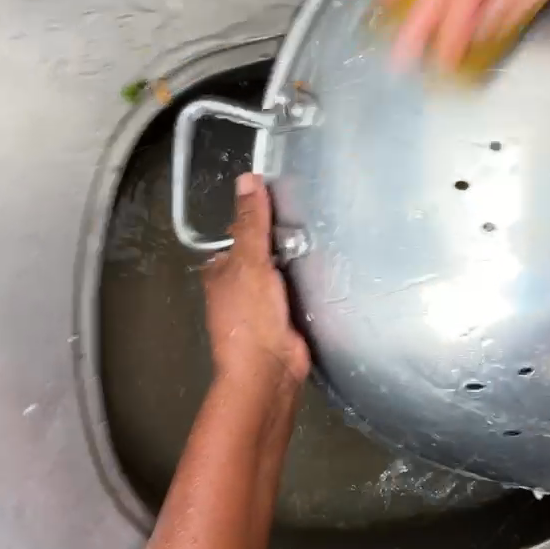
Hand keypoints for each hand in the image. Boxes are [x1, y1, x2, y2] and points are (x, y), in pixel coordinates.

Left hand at [204, 174, 310, 387]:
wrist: (269, 370)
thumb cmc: (250, 316)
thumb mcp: (248, 262)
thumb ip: (251, 223)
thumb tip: (246, 178)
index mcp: (219, 272)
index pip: (240, 235)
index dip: (258, 218)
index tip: (285, 200)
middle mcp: (238, 287)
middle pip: (263, 252)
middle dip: (283, 240)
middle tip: (312, 218)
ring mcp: (262, 305)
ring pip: (283, 272)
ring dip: (299, 261)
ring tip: (326, 237)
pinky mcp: (286, 318)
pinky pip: (299, 291)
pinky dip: (310, 282)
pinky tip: (329, 269)